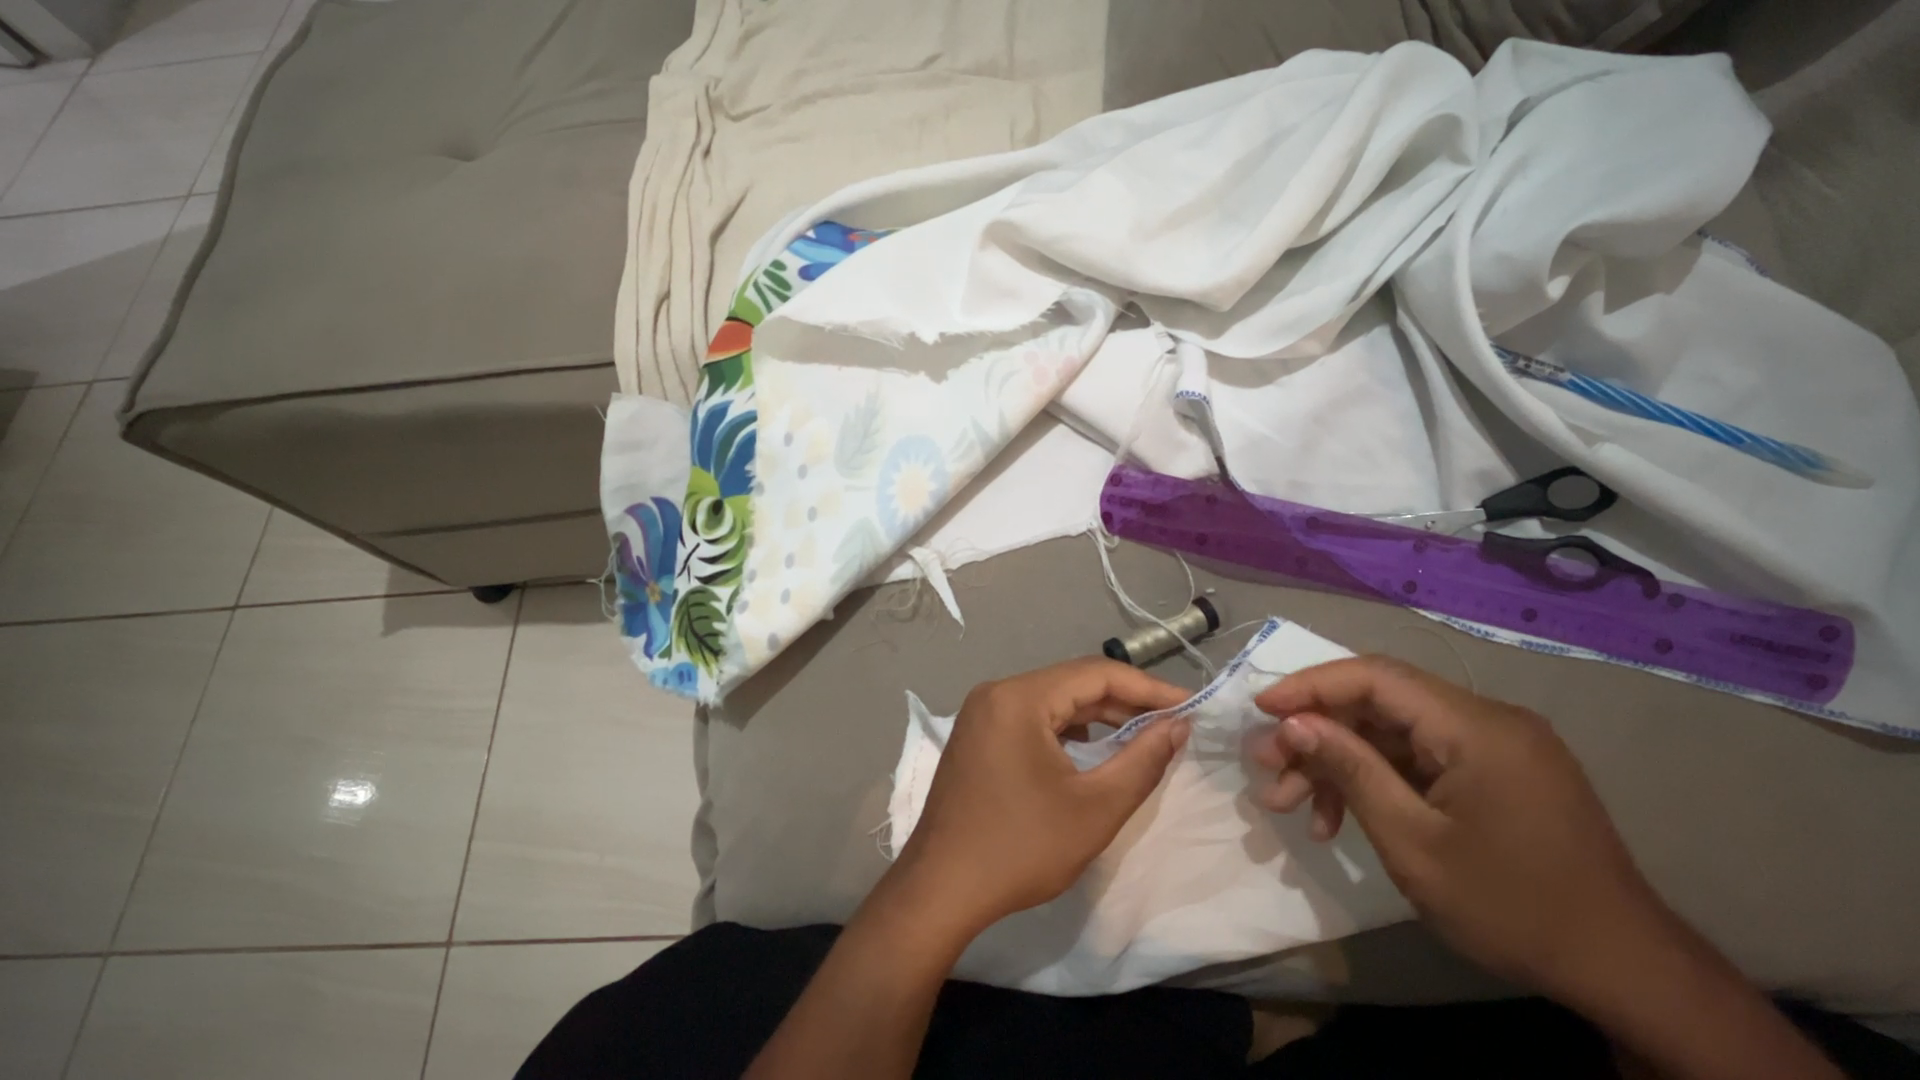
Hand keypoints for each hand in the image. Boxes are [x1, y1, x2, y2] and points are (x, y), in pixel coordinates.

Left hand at [888, 658, 1191, 936]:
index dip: (1149, 688)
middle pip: (1073, 683)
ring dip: (1098, 718)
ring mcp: (980, 716)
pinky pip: (1032, 721)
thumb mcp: (1096, 807)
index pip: (1097, 673)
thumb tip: (1178, 725)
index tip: (1191, 706)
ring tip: (1142, 738)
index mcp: (1019, 698)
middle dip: (1126, 703)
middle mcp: (995, 694)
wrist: (941, 891)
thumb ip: (1143, 760)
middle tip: (1174, 724)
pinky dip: (1068, 732)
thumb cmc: (1021, 848)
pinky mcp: (976, 740)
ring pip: (1053, 702)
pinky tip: (1094, 753)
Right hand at [1246, 656, 1664, 997]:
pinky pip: (1423, 761)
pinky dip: (1379, 782)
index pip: (1377, 676)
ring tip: (1292, 807)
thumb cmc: (1510, 904)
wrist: (1620, 966)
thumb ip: (1351, 771)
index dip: (1310, 686)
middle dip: (1318, 734)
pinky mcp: (1500, 775)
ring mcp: (1498, 748)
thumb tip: (1294, 723)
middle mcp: (1489, 721)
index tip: (1260, 711)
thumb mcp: (1413, 842)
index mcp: (1476, 727)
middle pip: (1383, 704)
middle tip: (1268, 772)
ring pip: (1397, 735)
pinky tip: (1340, 821)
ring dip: (1341, 764)